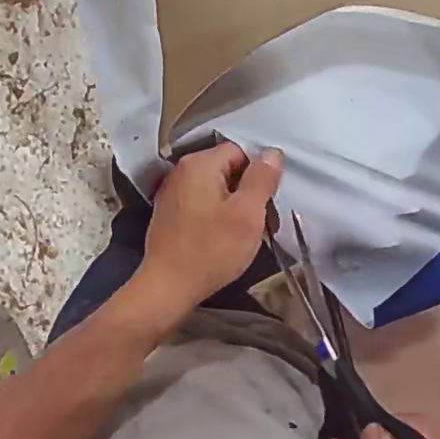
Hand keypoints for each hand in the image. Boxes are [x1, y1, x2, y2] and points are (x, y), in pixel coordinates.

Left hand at [130, 142, 283, 319]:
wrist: (168, 287)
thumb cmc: (211, 250)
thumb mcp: (247, 213)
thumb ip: (262, 178)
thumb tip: (272, 152)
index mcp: (199, 164)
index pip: (241, 152)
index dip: (258, 175)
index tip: (265, 203)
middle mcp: (181, 171)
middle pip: (227, 168)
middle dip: (246, 191)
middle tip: (259, 222)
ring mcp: (172, 193)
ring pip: (215, 188)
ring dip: (233, 206)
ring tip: (241, 234)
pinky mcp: (169, 214)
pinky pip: (201, 203)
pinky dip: (215, 216)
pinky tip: (220, 239)